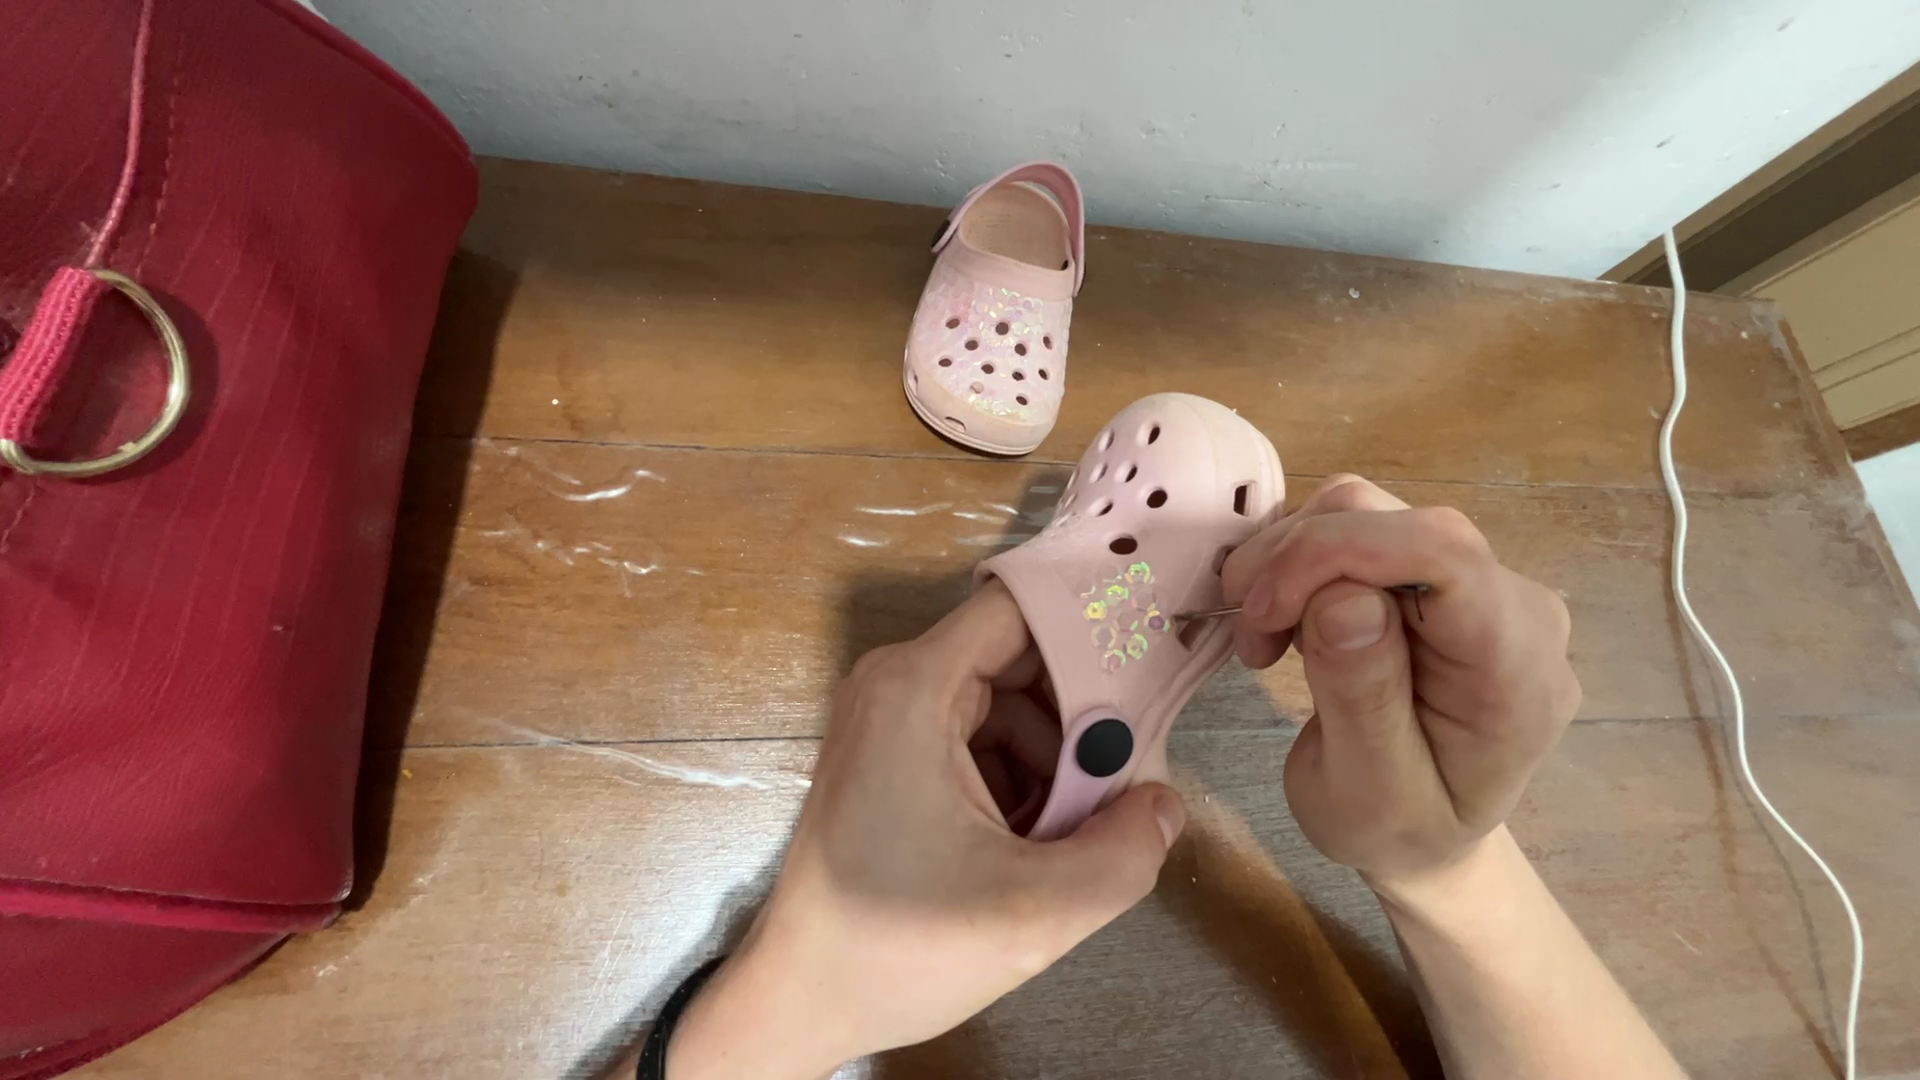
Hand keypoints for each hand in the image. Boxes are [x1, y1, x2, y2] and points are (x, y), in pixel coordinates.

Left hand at [665, 582, 1185, 1079]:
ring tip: (1080, 824)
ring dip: (1054, 756)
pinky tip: (1035, 836)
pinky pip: (979, 735)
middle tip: (1130, 769)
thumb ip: (1124, 854)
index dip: (1085, 621)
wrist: (799, 1000)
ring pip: (1006, 704)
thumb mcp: (1034, 912)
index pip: (1017, 608)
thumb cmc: (898, 949)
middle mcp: (897, 681)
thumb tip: (1165, 803)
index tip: (1149, 653)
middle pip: (1017, 659)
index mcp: (915, 685)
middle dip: (1081, 712)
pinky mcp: (894, 751)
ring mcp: (891, 715)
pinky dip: (1019, 774)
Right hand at [1219, 474, 1579, 888]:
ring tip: (1262, 637)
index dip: (1331, 554)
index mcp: (1516, 666)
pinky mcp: (1429, 573)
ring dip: (1284, 563)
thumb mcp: (1368, 794)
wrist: (1422, 834)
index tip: (1261, 614)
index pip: (1440, 550)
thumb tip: (1344, 598)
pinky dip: (1293, 562)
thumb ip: (1364, 698)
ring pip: (1358, 511)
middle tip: (1249, 638)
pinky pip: (1349, 528)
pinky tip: (1283, 619)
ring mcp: (1473, 581)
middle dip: (1291, 562)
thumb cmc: (1395, 831)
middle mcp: (1511, 602)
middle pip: (1387, 520)